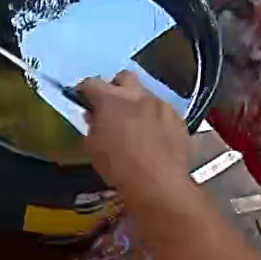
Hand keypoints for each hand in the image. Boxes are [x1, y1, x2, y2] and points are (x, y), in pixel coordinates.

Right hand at [81, 70, 193, 201]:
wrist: (157, 183)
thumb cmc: (117, 166)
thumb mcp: (93, 147)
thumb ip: (92, 126)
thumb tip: (94, 116)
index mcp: (111, 100)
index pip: (92, 83)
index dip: (84, 89)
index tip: (82, 98)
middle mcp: (138, 95)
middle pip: (124, 77)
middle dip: (115, 86)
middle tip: (111, 105)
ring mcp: (161, 105)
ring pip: (146, 95)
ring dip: (137, 104)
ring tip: (134, 124)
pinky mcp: (178, 119)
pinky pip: (163, 112)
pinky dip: (154, 119)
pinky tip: (152, 137)